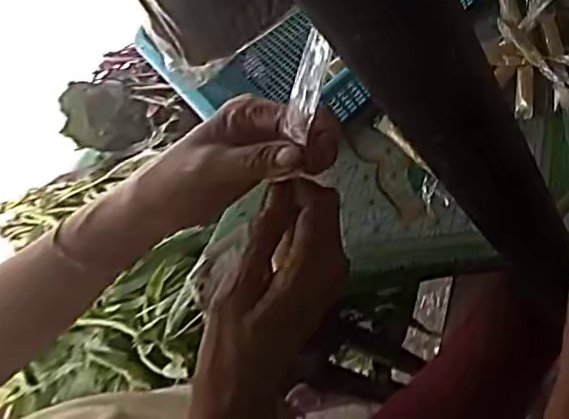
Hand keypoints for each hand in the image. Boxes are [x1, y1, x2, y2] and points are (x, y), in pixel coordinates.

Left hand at [65, 97, 340, 269]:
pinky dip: (309, 163)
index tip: (318, 156)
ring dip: (319, 152)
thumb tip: (298, 153)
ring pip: (310, 137)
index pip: (297, 112)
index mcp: (248, 111)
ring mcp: (266, 139)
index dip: (314, 130)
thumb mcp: (210, 169)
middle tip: (321, 166)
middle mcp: (263, 120)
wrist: (145, 215)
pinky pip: (300, 154)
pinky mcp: (268, 159)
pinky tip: (307, 175)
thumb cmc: (170, 185)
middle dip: (321, 140)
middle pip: (310, 121)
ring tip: (315, 172)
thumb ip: (256, 159)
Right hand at [191, 179, 346, 418]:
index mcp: (317, 261)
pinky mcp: (329, 278)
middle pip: (328, 210)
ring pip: (325, 223)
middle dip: (301, 197)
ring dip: (300, 214)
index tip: (274, 179)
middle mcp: (337, 260)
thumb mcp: (236, 289)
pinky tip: (274, 239)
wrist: (243, 390)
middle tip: (267, 196)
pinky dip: (301, 233)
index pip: (322, 203)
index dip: (301, 185)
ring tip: (266, 214)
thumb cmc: (230, 347)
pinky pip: (320, 242)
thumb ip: (262, 237)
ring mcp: (336, 270)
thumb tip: (278, 191)